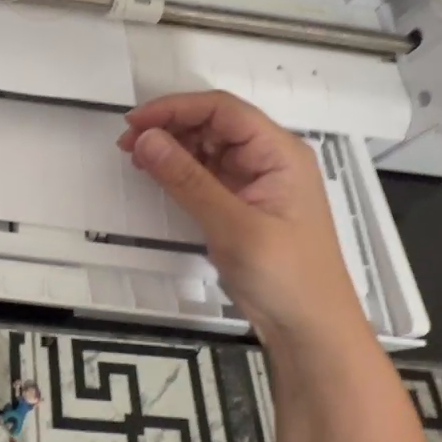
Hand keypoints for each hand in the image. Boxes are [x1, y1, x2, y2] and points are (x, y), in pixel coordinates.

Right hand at [117, 91, 366, 343]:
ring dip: (171, 146)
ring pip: (206, 145)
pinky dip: (178, 168)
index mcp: (280, 153)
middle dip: (169, 126)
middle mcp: (269, 159)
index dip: (176, 108)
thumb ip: (187, 179)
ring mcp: (256, 181)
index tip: (137, 122)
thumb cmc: (288, 278)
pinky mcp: (242, 203)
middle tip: (129, 142)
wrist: (312, 332)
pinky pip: (206, 171)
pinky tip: (158, 174)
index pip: (222, 109)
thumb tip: (147, 139)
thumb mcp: (234, 226)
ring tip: (137, 157)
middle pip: (213, 123)